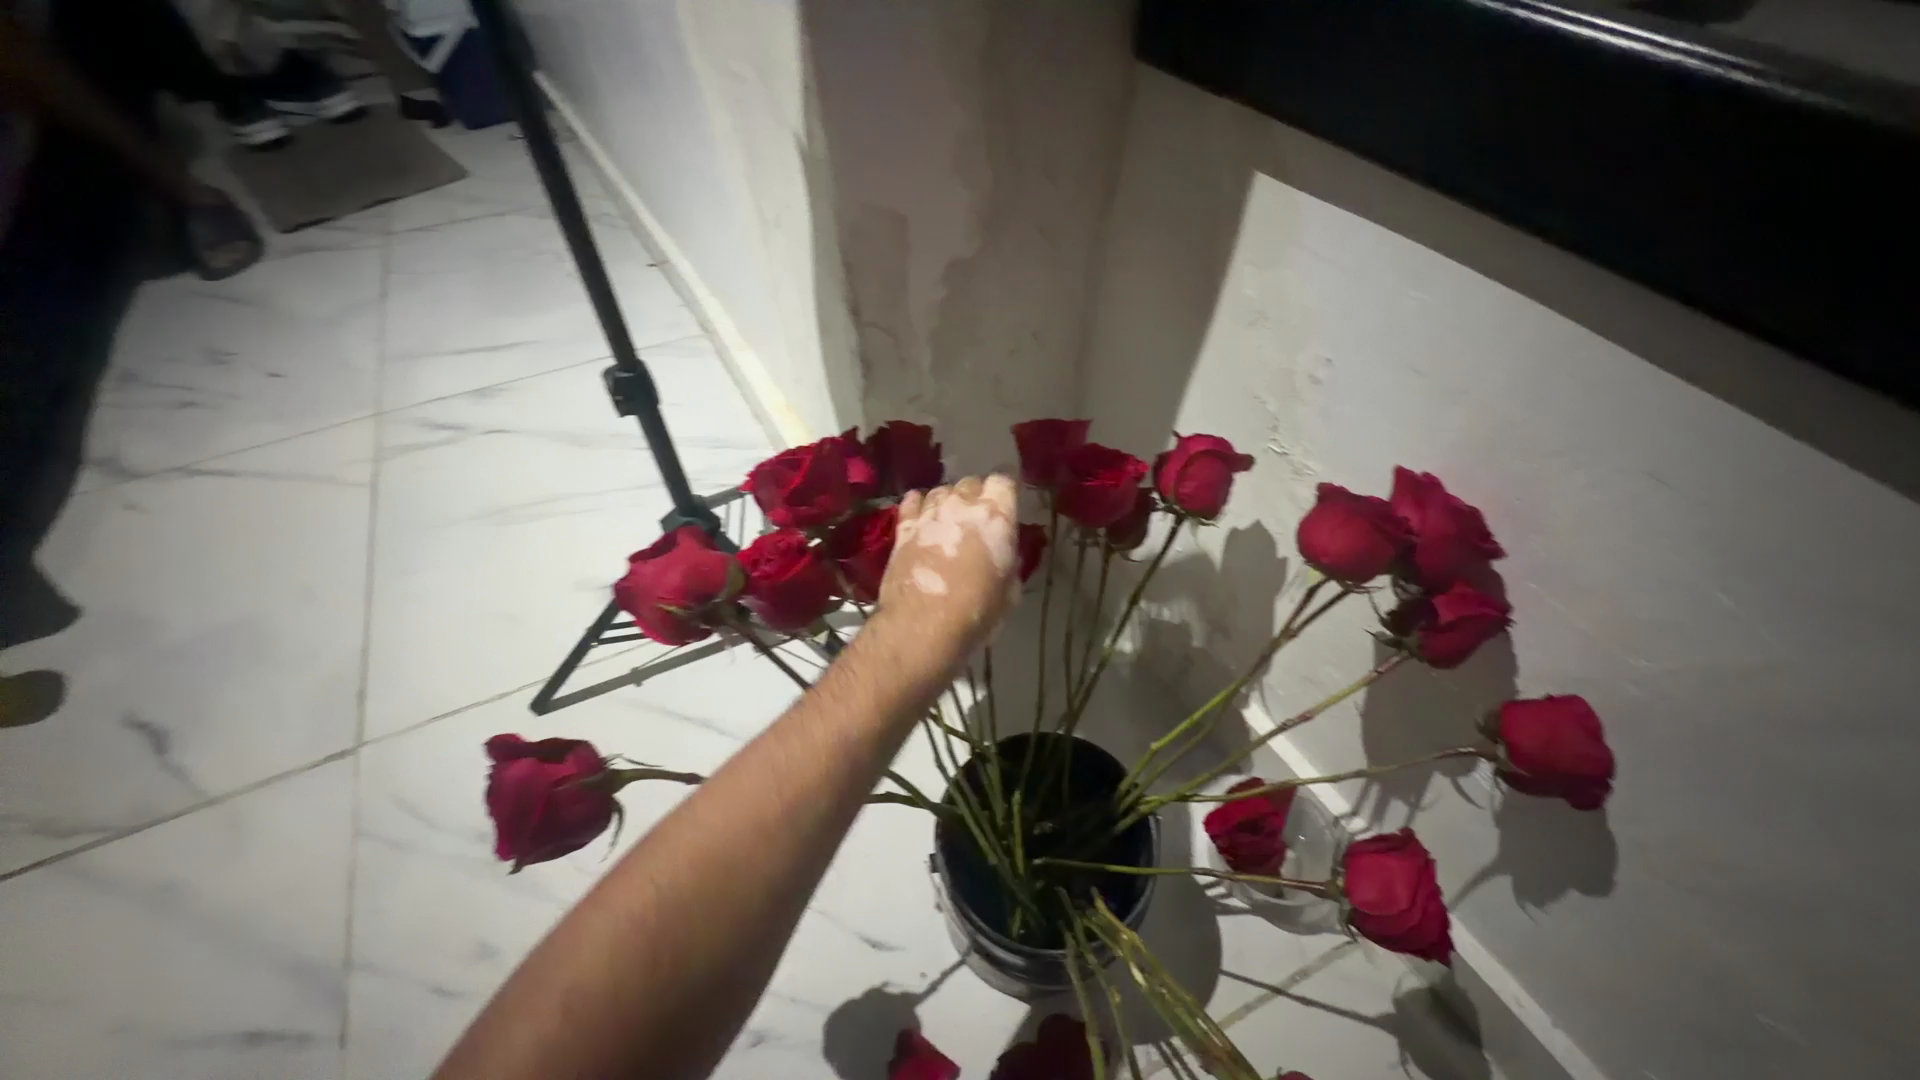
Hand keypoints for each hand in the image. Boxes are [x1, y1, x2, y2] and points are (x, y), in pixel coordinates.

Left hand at [874, 475, 1020, 669]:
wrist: (922, 626)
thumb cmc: (976, 613)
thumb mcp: (1010, 591)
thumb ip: (1010, 561)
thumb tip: (1005, 553)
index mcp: (996, 516)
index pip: (1003, 481)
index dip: (1005, 493)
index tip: (1006, 508)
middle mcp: (962, 505)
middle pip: (971, 483)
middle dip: (977, 497)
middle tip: (978, 521)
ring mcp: (929, 513)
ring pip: (941, 490)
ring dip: (949, 501)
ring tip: (950, 522)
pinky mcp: (902, 527)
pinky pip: (912, 501)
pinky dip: (920, 506)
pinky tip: (923, 520)